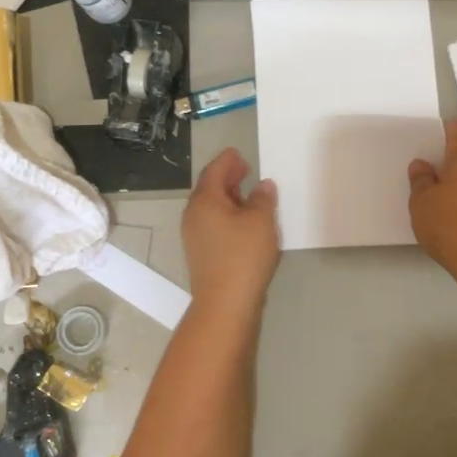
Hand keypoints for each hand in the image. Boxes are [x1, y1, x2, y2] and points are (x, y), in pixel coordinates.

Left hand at [182, 148, 280, 309]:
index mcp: (204, 201)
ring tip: (249, 195)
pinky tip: (244, 222)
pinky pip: (214, 225)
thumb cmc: (244, 255)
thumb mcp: (261, 221)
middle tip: (245, 169)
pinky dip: (227, 216)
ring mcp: (195, 237)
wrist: (225, 303)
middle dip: (227, 178)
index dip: (227, 160)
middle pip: (209, 189)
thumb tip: (262, 186)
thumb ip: (262, 199)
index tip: (239, 153)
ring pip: (211, 209)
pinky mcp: (202, 254)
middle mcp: (194, 216)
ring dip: (228, 198)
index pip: (214, 171)